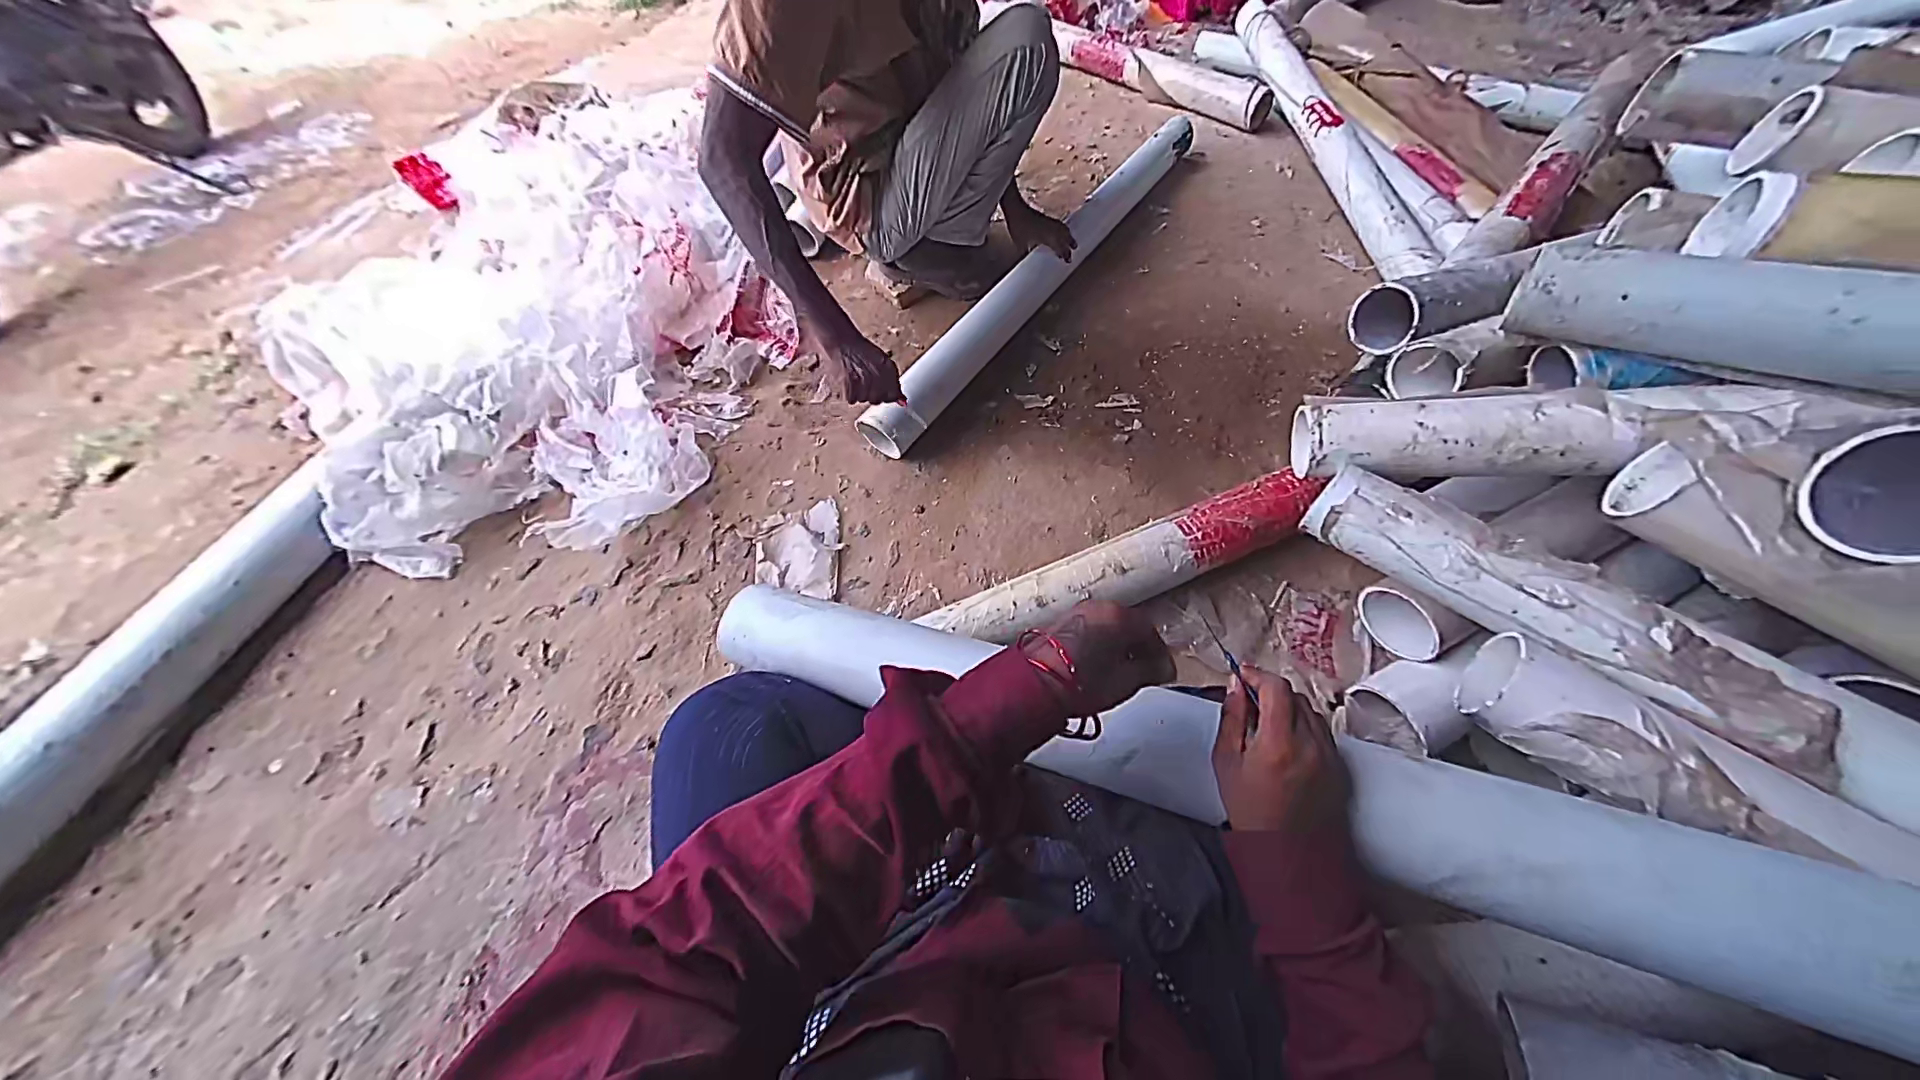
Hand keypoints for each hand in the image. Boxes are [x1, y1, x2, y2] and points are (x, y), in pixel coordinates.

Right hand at [817, 324, 903, 404]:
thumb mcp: (884, 362)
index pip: (892, 396)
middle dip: (872, 393)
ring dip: (860, 392)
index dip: (885, 393)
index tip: (879, 388)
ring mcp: (864, 387)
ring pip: (864, 400)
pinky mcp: (850, 391)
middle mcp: (879, 382)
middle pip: (877, 400)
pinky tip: (848, 381)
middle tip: (864, 378)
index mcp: (890, 374)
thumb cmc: (862, 350)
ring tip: (855, 377)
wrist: (842, 342)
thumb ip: (894, 383)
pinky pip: (852, 400)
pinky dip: (849, 393)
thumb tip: (902, 402)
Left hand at [1004, 199, 1075, 262]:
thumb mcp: (1020, 244)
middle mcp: (1051, 229)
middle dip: (1070, 243)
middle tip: (1074, 249)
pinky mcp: (1046, 217)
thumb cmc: (1017, 226)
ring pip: (1063, 229)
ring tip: (1072, 240)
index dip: (1064, 254)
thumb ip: (1026, 255)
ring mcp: (1049, 222)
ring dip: (1068, 235)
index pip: (1060, 247)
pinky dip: (1062, 229)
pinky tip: (1061, 231)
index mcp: (1047, 237)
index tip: (1068, 260)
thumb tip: (1026, 266)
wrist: (1015, 208)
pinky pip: (1058, 224)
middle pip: (1065, 236)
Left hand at [1019, 600, 1174, 715]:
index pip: (1149, 630)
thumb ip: (1150, 670)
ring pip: (1105, 626)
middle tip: (1144, 670)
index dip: (1158, 653)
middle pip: (1126, 625)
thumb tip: (1161, 668)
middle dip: (1136, 647)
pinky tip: (1097, 664)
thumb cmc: (1081, 682)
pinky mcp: (1058, 624)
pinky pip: (1087, 630)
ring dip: (1115, 644)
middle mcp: (1096, 607)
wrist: (1036, 683)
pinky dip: (1097, 643)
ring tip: (1119, 670)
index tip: (1162, 670)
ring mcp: (1075, 613)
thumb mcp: (1127, 681)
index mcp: (1118, 616)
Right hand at [1212, 667, 1350, 833]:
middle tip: (1249, 701)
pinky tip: (1285, 741)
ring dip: (1287, 707)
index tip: (1242, 675)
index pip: (1277, 688)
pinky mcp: (1339, 765)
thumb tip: (1236, 685)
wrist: (1289, 853)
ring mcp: (1329, 756)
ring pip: (1310, 711)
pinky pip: (1321, 731)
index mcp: (1279, 743)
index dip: (1257, 675)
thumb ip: (1232, 717)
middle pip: (1294, 696)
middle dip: (1270, 691)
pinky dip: (1302, 725)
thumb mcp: (1226, 760)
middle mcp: (1311, 745)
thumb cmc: (1251, 810)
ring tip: (1266, 723)